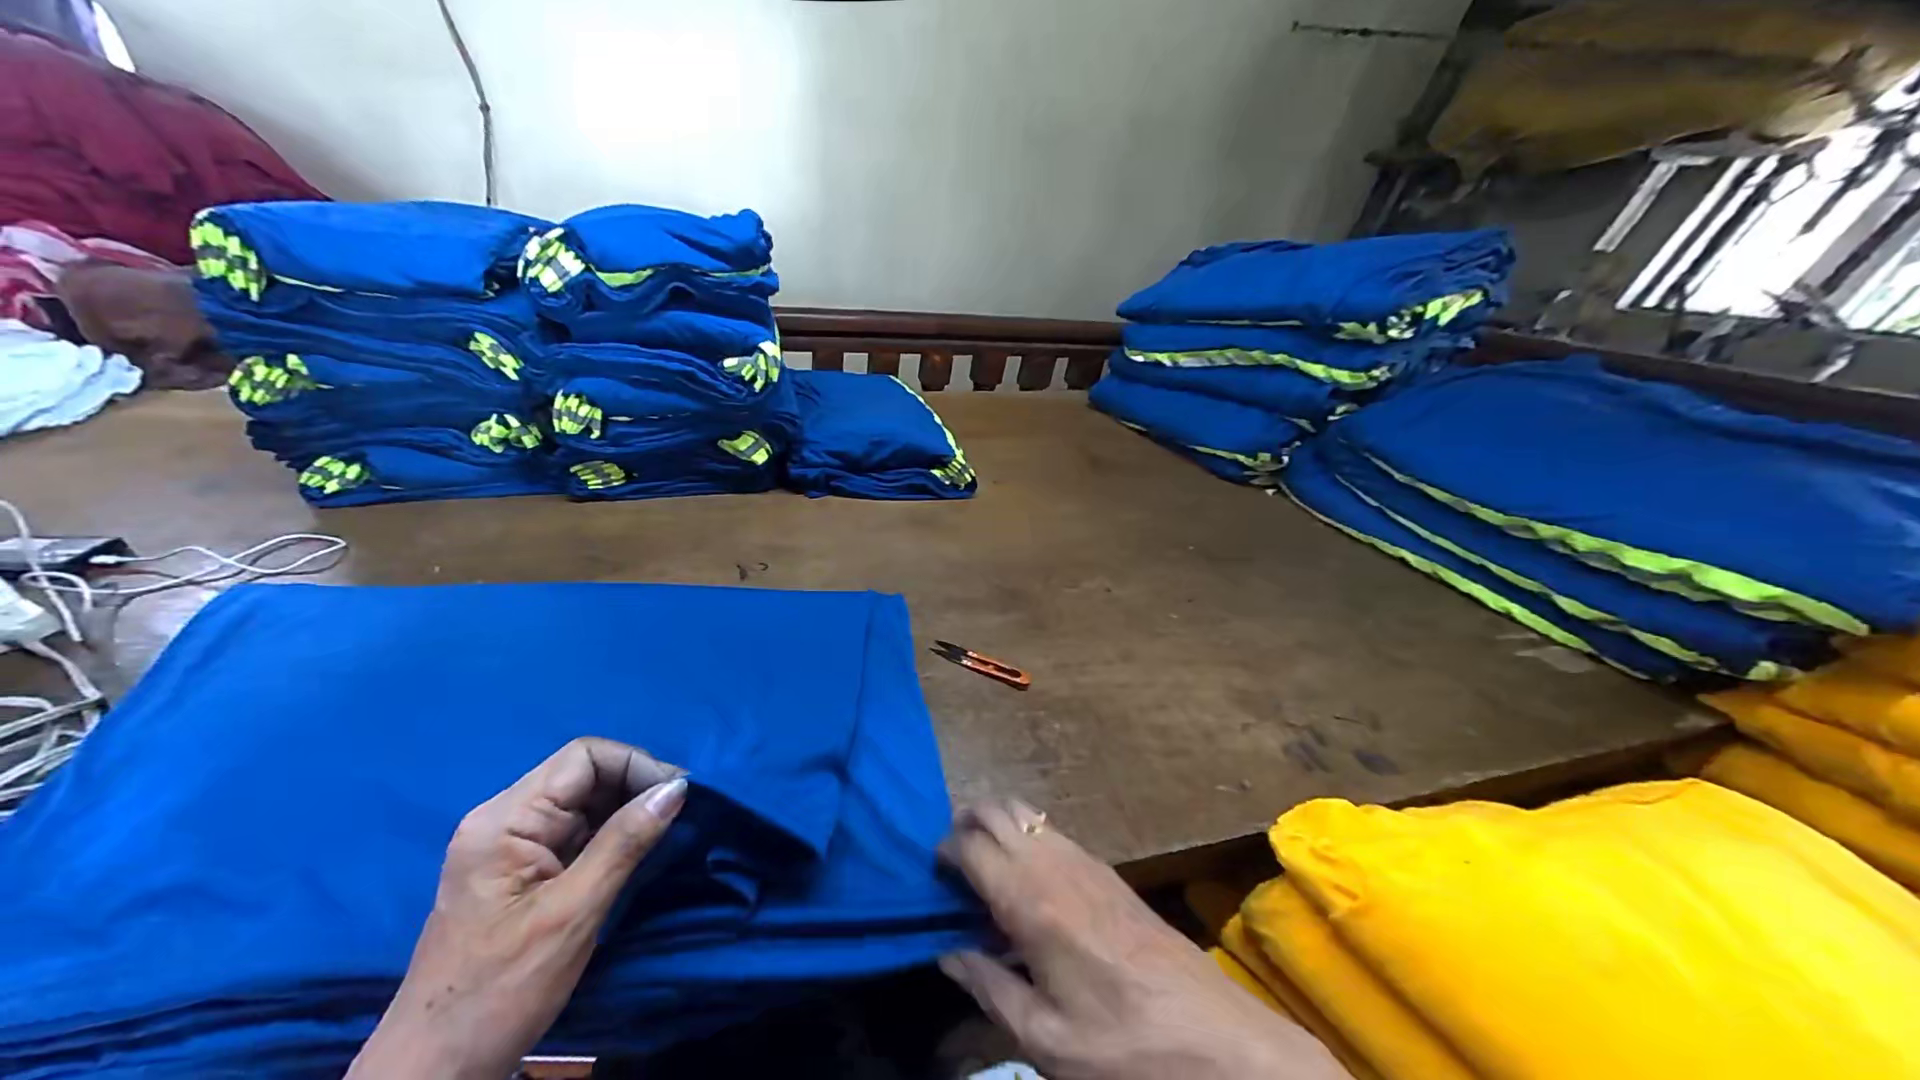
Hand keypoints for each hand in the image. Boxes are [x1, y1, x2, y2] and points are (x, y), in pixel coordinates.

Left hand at [348, 738, 688, 1079]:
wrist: (434, 1070)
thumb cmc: (500, 991)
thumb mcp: (573, 912)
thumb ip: (626, 842)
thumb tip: (677, 787)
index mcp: (505, 821)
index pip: (583, 757)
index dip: (636, 765)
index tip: (678, 794)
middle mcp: (505, 821)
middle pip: (584, 775)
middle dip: (636, 786)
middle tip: (681, 814)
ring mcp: (511, 846)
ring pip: (585, 803)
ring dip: (628, 811)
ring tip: (668, 831)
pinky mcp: (522, 870)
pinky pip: (578, 832)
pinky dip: (614, 835)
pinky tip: (640, 850)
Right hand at [939, 800, 1346, 1079]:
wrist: (1219, 1041)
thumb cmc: (1123, 1046)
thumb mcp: (1044, 1039)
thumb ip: (988, 987)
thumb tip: (947, 952)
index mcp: (1031, 901)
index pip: (971, 844)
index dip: (943, 850)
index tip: (931, 875)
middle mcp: (1055, 863)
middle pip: (997, 809)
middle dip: (964, 820)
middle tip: (949, 860)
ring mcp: (1086, 860)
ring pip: (1026, 811)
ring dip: (996, 823)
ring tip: (980, 865)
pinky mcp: (1108, 869)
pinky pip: (1052, 830)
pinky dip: (1025, 834)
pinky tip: (1025, 878)